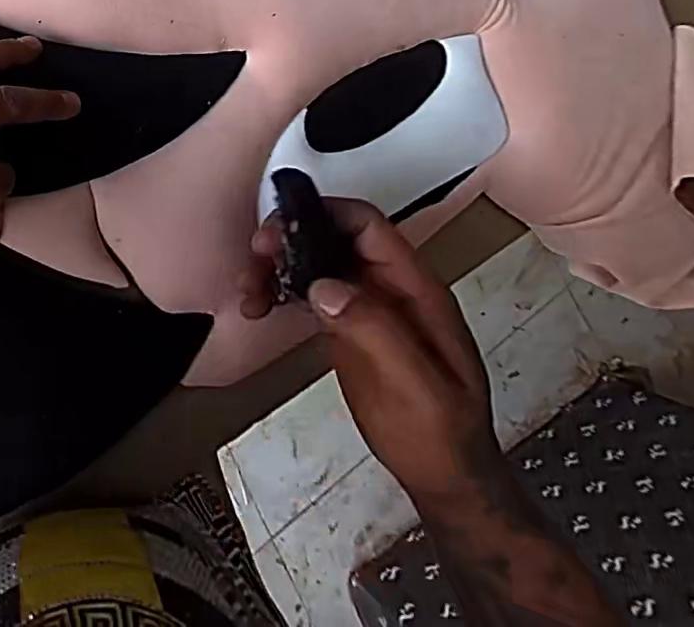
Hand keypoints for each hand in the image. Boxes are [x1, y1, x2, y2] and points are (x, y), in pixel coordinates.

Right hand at [252, 204, 622, 624]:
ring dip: (274, 266)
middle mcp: (386, 286)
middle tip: (254, 262)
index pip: (367, 226)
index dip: (322, 214)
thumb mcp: (417, 390)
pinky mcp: (344, 321)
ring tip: (249, 294)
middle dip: (286, 239)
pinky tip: (259, 305)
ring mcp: (364, 302)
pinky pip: (306, 287)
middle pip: (330, 236)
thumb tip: (323, 286)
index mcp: (413, 290)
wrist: (444, 478)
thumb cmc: (438, 437)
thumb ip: (376, 332)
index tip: (278, 232)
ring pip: (312, 260)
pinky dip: (277, 288)